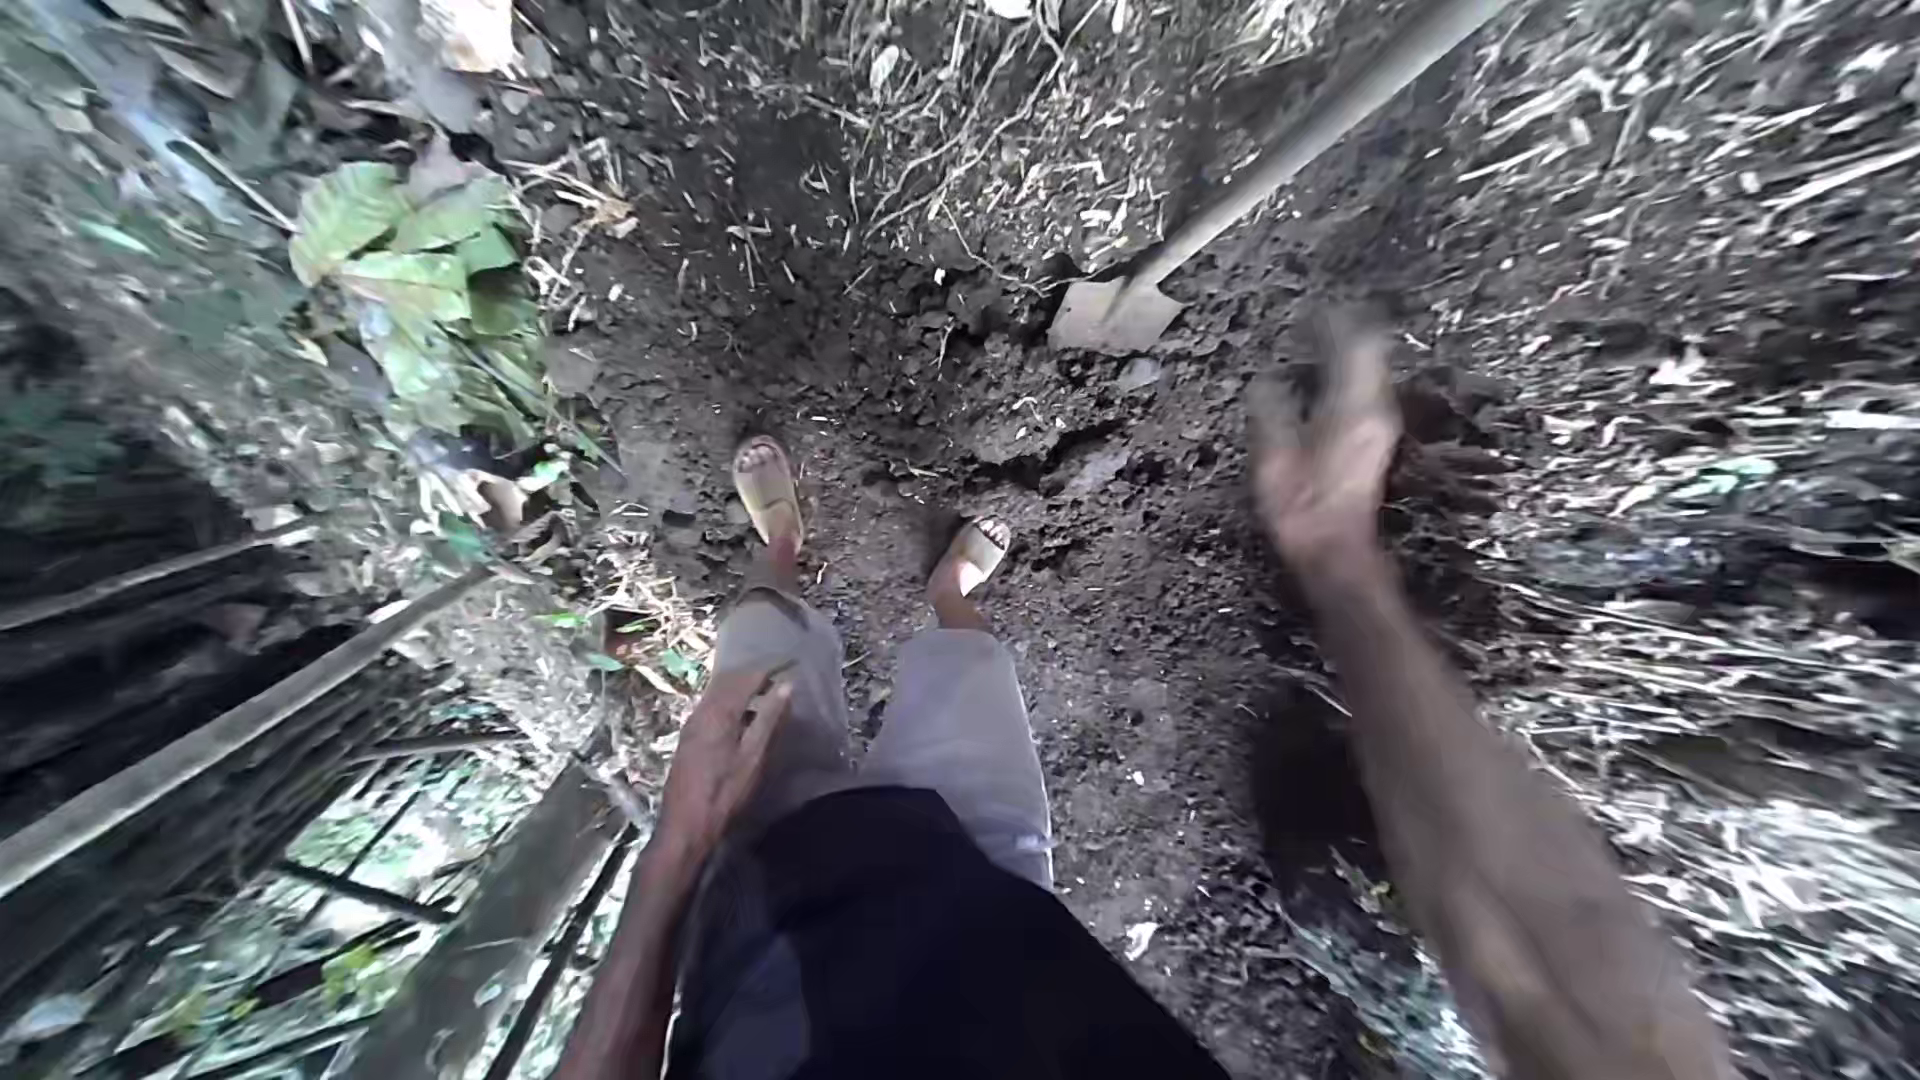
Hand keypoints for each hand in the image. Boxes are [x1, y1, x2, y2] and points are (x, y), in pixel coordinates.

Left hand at [657, 668, 791, 858]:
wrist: (685, 827)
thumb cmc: (725, 792)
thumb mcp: (754, 756)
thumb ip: (769, 718)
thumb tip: (786, 685)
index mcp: (719, 712)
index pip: (748, 677)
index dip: (771, 668)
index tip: (791, 663)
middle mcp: (702, 711)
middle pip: (730, 679)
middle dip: (756, 672)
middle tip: (781, 673)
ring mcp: (692, 723)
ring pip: (719, 691)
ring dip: (742, 685)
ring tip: (767, 689)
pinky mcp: (690, 736)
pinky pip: (713, 704)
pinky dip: (732, 699)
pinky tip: (744, 713)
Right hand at [1247, 312, 1400, 569]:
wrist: (1334, 548)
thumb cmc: (1301, 506)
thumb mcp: (1274, 459)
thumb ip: (1271, 413)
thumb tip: (1264, 380)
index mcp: (1351, 409)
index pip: (1354, 347)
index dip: (1336, 322)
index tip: (1313, 308)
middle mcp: (1374, 411)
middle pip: (1371, 354)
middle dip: (1346, 330)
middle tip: (1317, 318)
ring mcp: (1379, 426)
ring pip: (1371, 372)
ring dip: (1349, 352)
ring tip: (1320, 340)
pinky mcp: (1373, 441)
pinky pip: (1366, 390)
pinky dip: (1349, 374)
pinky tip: (1328, 378)